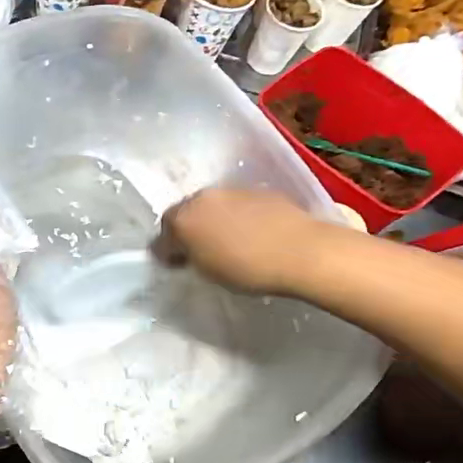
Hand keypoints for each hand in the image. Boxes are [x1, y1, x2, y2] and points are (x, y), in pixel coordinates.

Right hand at [152, 186, 330, 294]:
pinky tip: (253, 233)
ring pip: (213, 205)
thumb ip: (190, 257)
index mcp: (183, 218)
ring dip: (215, 220)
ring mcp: (232, 190)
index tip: (179, 263)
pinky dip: (238, 216)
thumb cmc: (247, 269)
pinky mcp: (258, 190)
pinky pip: (238, 204)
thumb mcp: (208, 272)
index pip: (163, 233)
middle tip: (202, 251)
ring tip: (230, 242)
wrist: (300, 250)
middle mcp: (203, 197)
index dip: (168, 249)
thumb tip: (182, 252)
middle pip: (186, 212)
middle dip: (190, 229)